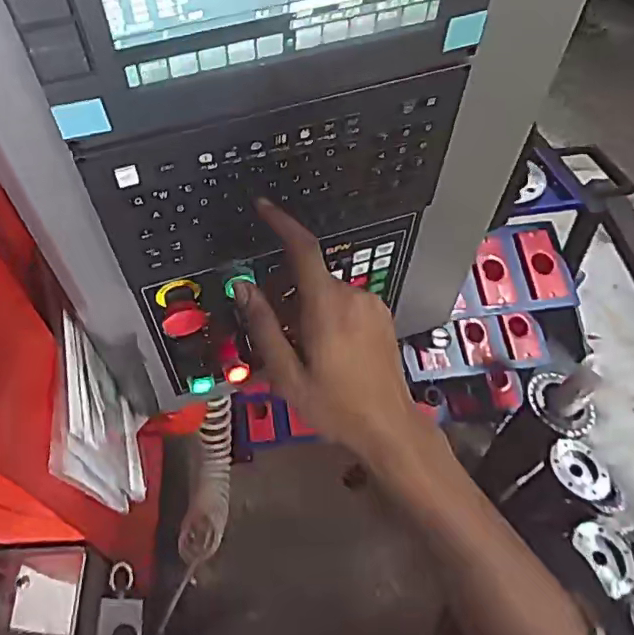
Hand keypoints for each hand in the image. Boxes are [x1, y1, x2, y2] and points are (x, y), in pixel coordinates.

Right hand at [233, 200, 437, 471]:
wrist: (389, 426)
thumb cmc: (337, 407)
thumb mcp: (288, 374)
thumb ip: (263, 327)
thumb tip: (244, 290)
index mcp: (327, 306)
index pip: (303, 249)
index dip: (281, 223)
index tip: (264, 208)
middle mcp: (352, 297)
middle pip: (309, 276)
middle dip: (284, 291)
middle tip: (271, 326)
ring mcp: (370, 305)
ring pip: (326, 290)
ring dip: (305, 306)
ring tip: (298, 347)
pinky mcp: (380, 315)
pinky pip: (344, 302)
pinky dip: (326, 312)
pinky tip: (322, 347)